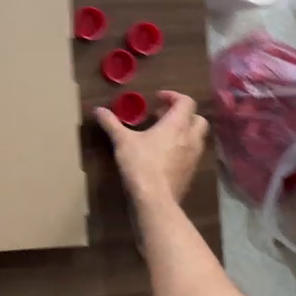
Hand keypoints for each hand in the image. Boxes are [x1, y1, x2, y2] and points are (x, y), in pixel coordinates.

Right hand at [95, 91, 210, 211]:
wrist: (155, 200)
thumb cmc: (141, 164)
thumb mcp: (122, 141)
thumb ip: (111, 123)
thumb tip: (98, 110)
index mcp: (177, 125)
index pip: (186, 102)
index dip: (174, 96)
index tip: (157, 99)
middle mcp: (190, 138)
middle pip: (197, 118)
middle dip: (183, 114)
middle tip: (163, 117)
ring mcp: (194, 157)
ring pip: (197, 137)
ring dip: (184, 131)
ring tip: (163, 135)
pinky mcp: (191, 172)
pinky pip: (192, 153)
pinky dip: (182, 148)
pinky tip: (164, 155)